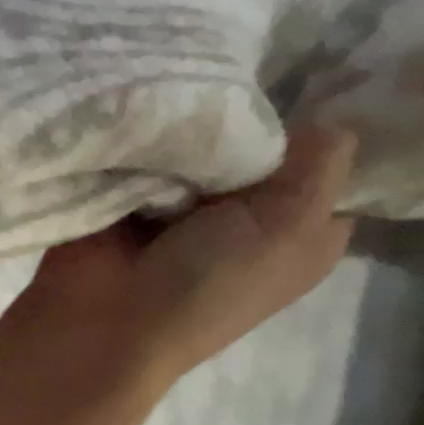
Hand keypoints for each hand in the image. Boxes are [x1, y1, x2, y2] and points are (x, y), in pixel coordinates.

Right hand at [17, 124, 356, 387]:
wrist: (100, 320)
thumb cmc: (206, 283)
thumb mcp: (292, 226)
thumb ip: (320, 162)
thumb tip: (310, 115)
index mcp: (298, 229)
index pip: (323, 162)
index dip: (314, 132)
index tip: (297, 104)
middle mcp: (241, 217)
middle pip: (255, 146)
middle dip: (242, 126)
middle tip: (224, 116)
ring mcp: (176, 209)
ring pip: (195, 144)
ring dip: (184, 131)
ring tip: (171, 126)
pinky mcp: (120, 200)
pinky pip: (139, 153)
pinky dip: (139, 141)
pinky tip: (134, 140)